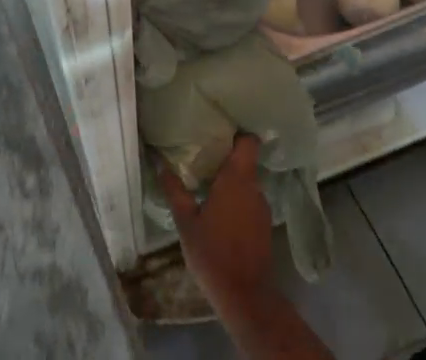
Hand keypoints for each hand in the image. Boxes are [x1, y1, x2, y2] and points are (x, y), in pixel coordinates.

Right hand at [158, 134, 271, 305]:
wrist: (244, 294)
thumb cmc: (212, 252)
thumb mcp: (186, 222)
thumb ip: (175, 190)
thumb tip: (160, 164)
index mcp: (237, 180)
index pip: (249, 142)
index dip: (237, 134)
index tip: (219, 132)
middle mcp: (254, 188)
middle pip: (245, 162)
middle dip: (226, 159)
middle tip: (203, 157)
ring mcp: (262, 207)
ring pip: (248, 183)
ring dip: (231, 182)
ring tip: (207, 185)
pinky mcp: (264, 225)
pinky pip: (250, 201)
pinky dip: (238, 200)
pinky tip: (220, 211)